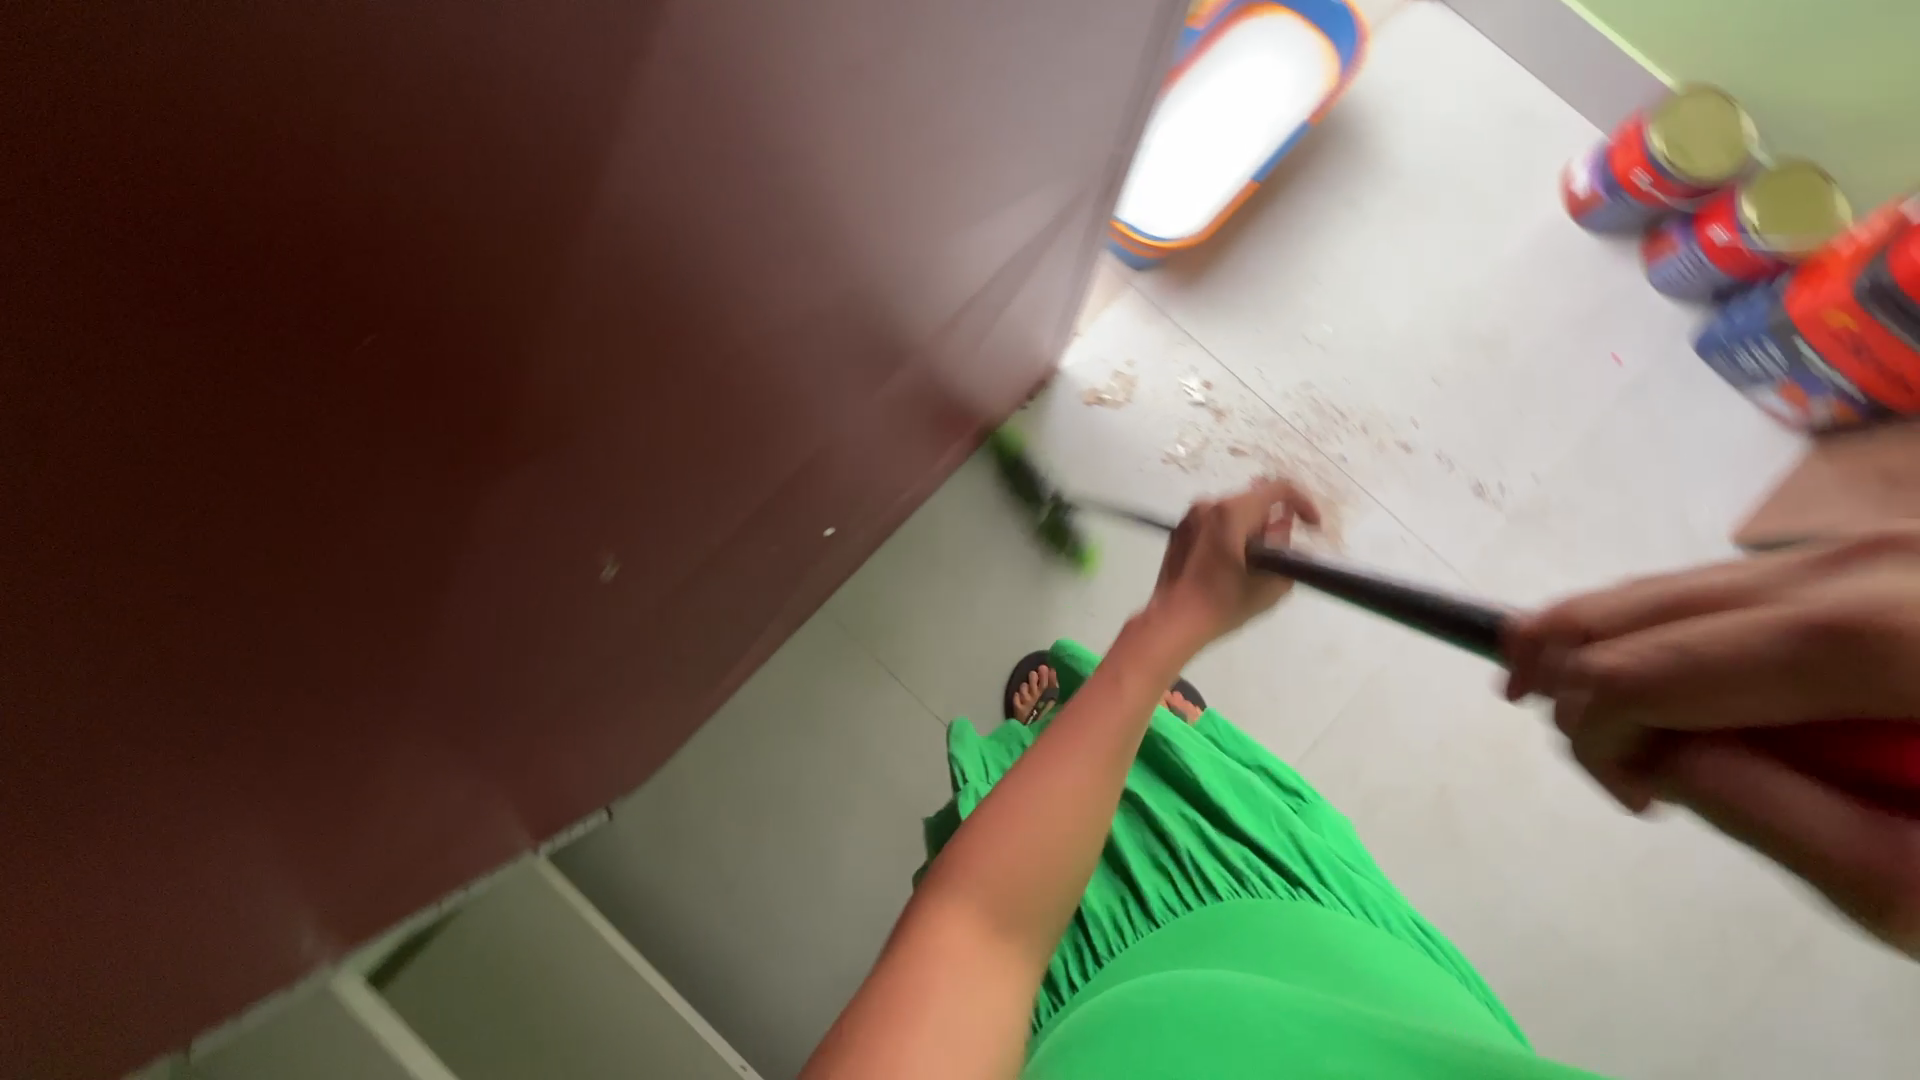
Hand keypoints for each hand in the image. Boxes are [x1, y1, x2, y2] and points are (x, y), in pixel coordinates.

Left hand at [1144, 476, 1320, 649]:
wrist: (1172, 620)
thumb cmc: (1222, 604)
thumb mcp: (1269, 583)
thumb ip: (1284, 549)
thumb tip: (1281, 530)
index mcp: (1230, 512)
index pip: (1278, 489)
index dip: (1303, 503)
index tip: (1312, 527)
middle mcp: (1207, 505)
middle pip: (1253, 501)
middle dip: (1272, 523)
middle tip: (1278, 554)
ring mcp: (1189, 517)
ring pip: (1233, 512)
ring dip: (1251, 530)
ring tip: (1253, 564)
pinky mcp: (1178, 531)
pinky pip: (1213, 522)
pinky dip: (1229, 535)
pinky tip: (1230, 565)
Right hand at [1505, 529, 1919, 954]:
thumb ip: (1768, 815)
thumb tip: (1642, 753)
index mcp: (1890, 640)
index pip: (1651, 667)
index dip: (1597, 730)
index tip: (1635, 799)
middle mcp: (1859, 563)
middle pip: (1635, 608)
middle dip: (1563, 674)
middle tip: (1574, 746)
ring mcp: (1860, 544)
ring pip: (1663, 590)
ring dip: (1603, 654)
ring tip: (1612, 723)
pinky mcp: (1859, 551)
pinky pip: (1712, 589)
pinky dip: (1662, 637)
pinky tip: (1672, 686)